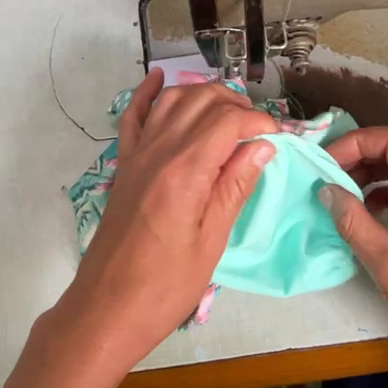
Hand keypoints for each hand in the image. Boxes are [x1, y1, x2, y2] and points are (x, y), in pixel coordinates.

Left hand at [55, 70, 278, 367]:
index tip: (281, 138)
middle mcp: (158, 151)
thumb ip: (235, 186)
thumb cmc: (165, 286)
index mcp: (185, 171)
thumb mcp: (211, 241)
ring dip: (203, 94)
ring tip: (230, 111)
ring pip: (172, 100)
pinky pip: (133, 115)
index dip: (260, 122)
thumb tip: (263, 146)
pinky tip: (160, 79)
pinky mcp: (124, 164)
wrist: (105, 308)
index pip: (229, 122)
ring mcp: (137, 154)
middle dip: (237, 104)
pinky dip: (147, 93)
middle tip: (261, 129)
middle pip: (202, 101)